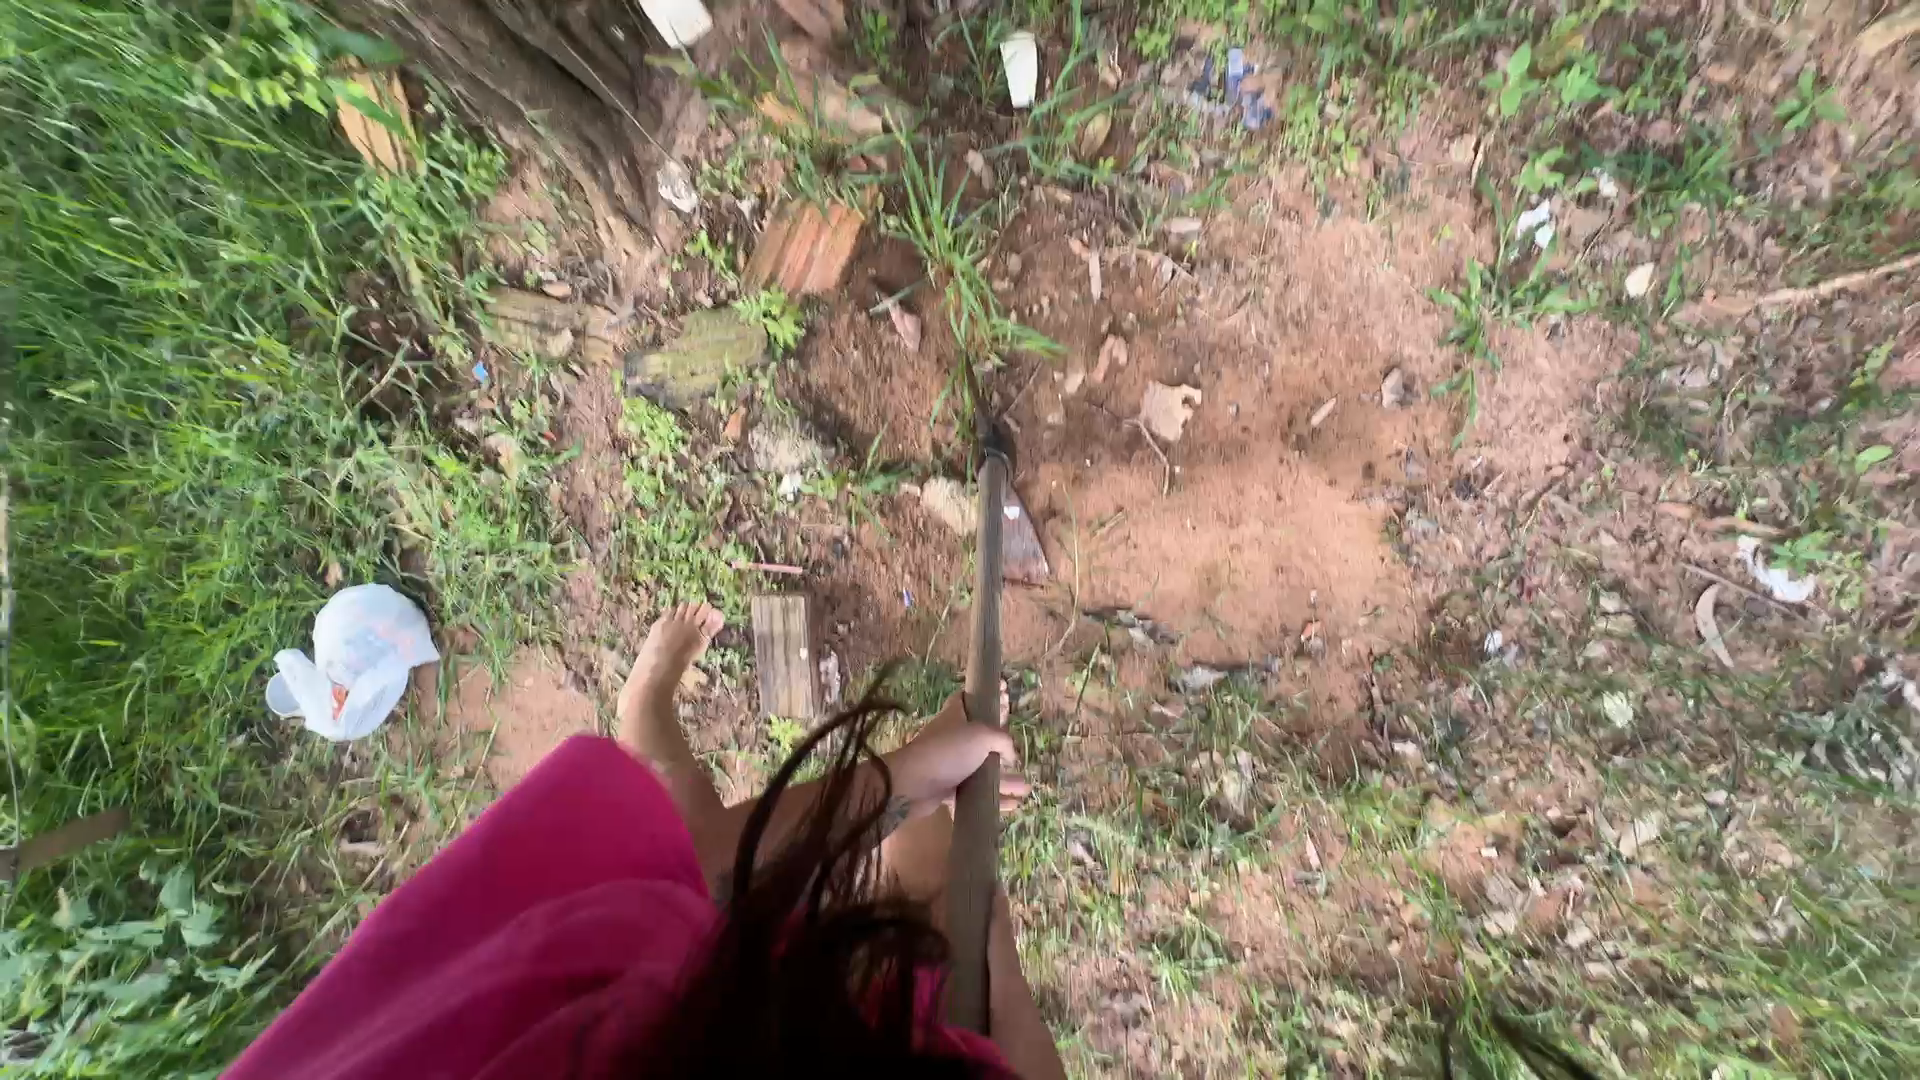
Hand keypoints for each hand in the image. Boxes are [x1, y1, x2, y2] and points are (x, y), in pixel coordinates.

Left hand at [883, 690, 1030, 814]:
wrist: (912, 784)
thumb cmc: (948, 751)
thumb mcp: (981, 735)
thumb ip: (1002, 740)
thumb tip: (1011, 755)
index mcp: (956, 715)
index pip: (969, 698)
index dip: (986, 695)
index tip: (1004, 692)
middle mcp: (953, 737)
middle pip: (981, 734)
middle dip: (1001, 740)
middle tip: (1018, 746)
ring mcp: (950, 763)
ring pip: (981, 768)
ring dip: (1004, 777)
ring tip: (1025, 786)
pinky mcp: (948, 787)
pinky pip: (975, 791)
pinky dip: (993, 797)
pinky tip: (1013, 804)